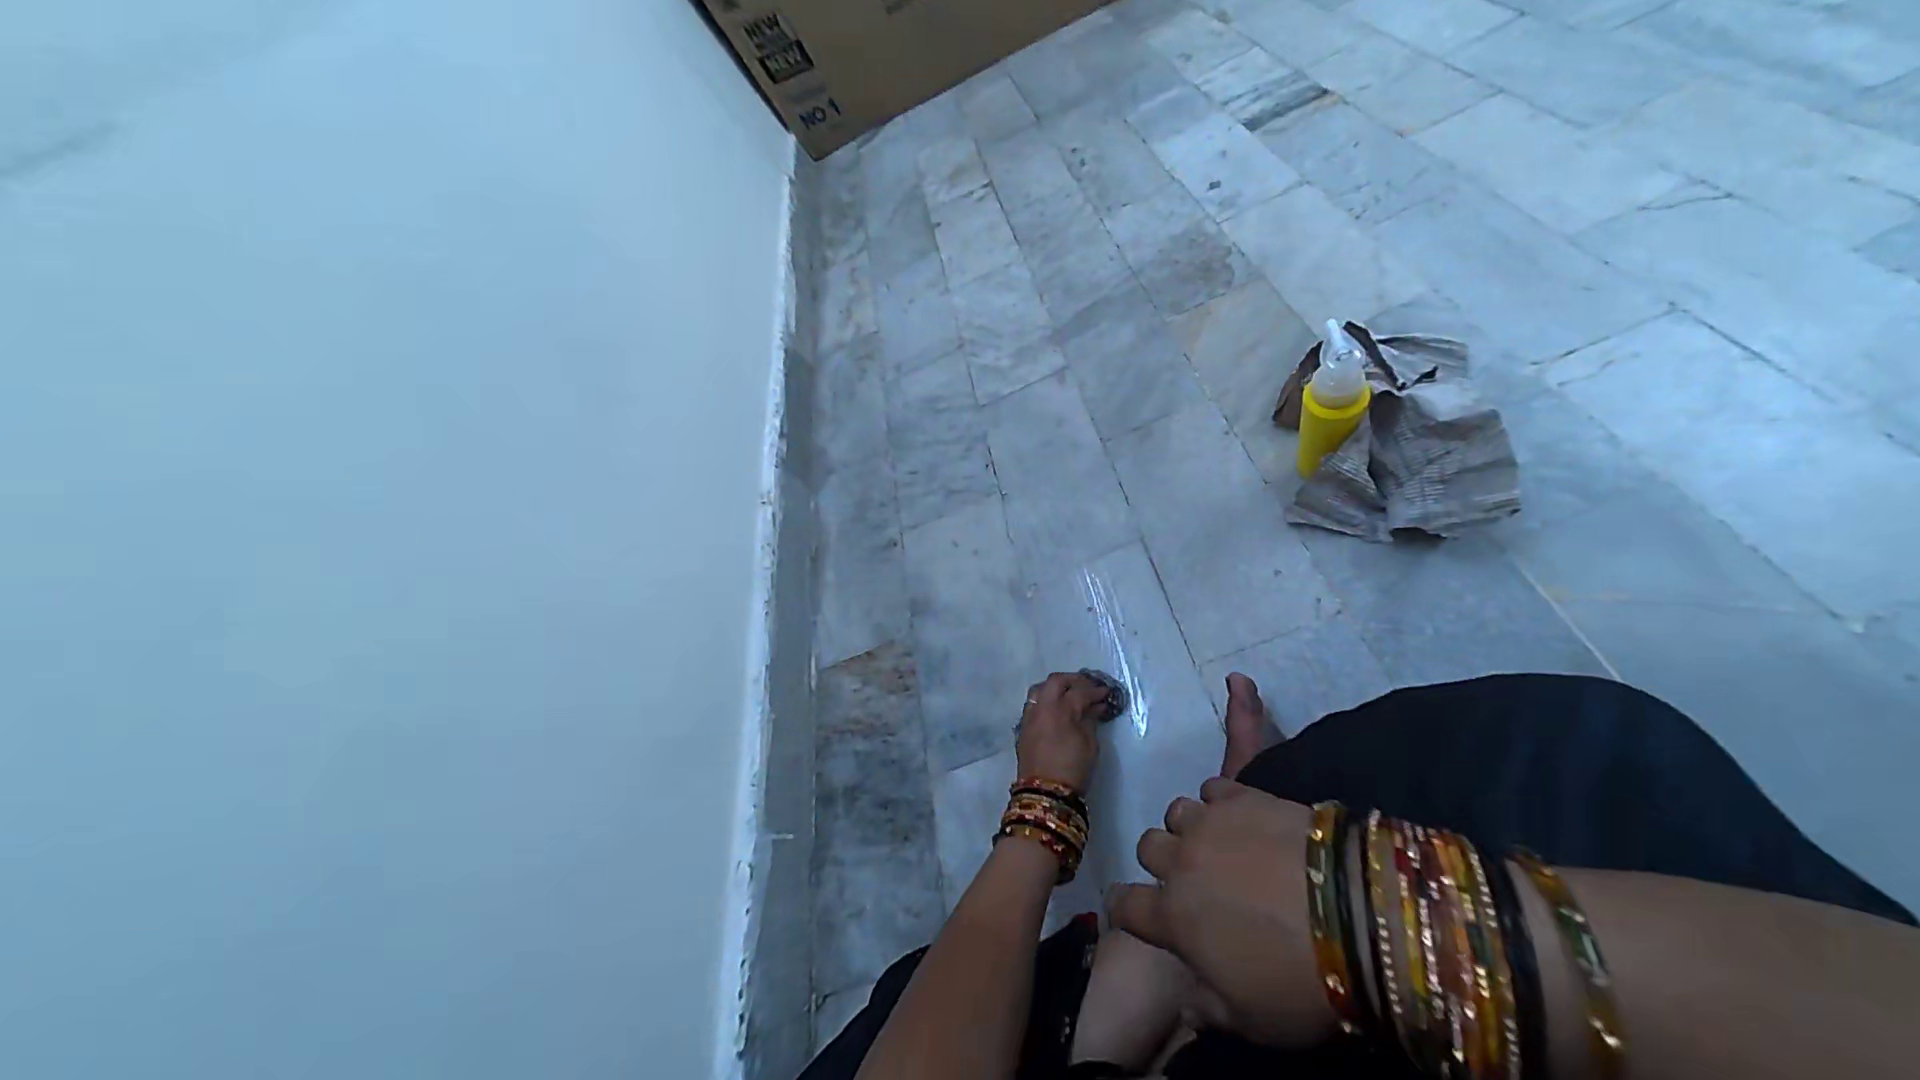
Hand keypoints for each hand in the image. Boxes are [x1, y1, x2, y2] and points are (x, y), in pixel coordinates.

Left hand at [1015, 672, 1106, 790]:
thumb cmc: (1073, 769)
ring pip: (1040, 690)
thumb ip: (1090, 720)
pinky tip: (1056, 709)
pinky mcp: (1023, 727)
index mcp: (1061, 710)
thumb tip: (1094, 707)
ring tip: (1069, 695)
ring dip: (1055, 688)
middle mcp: (1042, 708)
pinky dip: (1046, 701)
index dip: (1095, 691)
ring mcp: (1030, 716)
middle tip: (1088, 688)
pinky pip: (1033, 704)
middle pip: (1056, 681)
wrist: (1045, 793)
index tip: (1106, 693)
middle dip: (1073, 681)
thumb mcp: (1090, 745)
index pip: (1080, 692)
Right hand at [1107, 779, 1336, 1047]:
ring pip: (1176, 812)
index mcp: (1173, 917)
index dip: (1124, 908)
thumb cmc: (1300, 981)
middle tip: (1190, 877)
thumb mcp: (1253, 1021)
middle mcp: (1180, 862)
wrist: (1355, 915)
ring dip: (1190, 828)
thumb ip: (1209, 1009)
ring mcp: (1210, 824)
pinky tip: (1242, 816)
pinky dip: (1221, 801)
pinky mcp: (1243, 796)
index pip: (1124, 906)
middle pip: (1147, 846)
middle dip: (1161, 861)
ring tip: (1217, 841)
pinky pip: (1213, 787)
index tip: (1133, 911)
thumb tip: (1188, 1004)